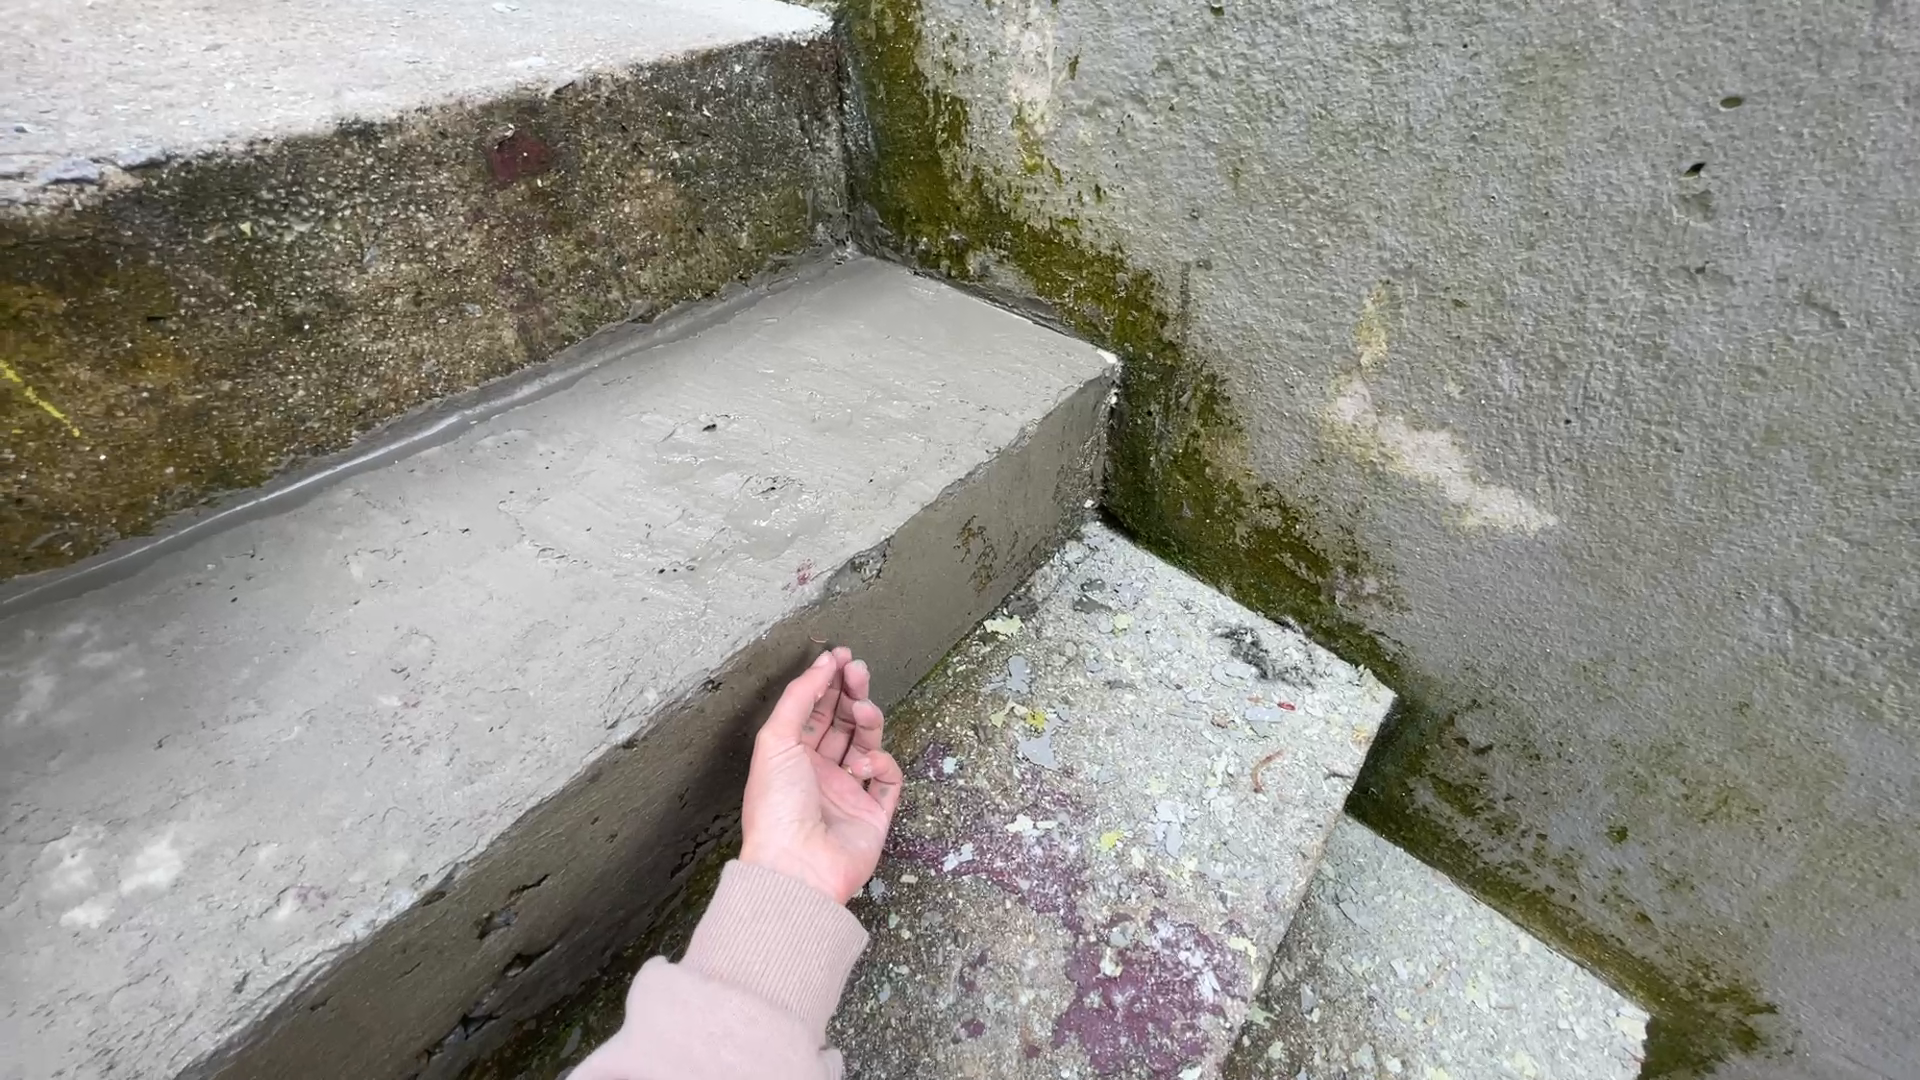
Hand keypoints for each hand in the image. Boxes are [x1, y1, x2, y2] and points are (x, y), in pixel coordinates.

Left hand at [739, 648, 903, 903]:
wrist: (797, 866)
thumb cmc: (777, 807)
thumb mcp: (776, 740)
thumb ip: (800, 697)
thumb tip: (822, 663)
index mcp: (791, 757)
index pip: (814, 710)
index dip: (827, 682)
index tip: (840, 657)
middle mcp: (819, 771)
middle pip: (842, 721)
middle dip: (851, 692)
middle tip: (858, 669)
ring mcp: (847, 792)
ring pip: (867, 742)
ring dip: (867, 720)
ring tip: (862, 711)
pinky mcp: (872, 813)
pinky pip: (887, 779)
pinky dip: (881, 763)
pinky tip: (866, 763)